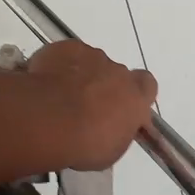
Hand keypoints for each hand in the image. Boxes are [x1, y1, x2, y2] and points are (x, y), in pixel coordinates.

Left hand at [26, 40, 157, 170]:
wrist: (47, 118)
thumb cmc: (84, 143)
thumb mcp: (113, 148)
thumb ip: (120, 127)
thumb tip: (113, 122)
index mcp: (135, 96)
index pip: (146, 85)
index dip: (135, 93)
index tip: (123, 106)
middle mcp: (116, 70)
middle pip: (115, 74)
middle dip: (104, 85)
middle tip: (87, 105)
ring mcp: (89, 54)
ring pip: (90, 63)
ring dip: (81, 75)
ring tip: (62, 95)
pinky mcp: (64, 46)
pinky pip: (67, 54)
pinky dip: (61, 64)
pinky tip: (49, 81)